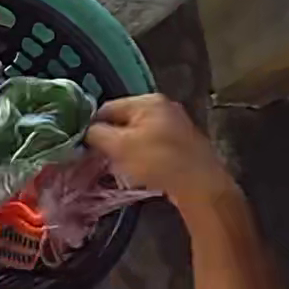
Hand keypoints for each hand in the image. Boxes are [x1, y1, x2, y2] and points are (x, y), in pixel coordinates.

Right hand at [86, 95, 233, 209]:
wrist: (202, 187)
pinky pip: (155, 144)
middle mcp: (164, 106)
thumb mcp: (118, 146)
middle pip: (125, 119)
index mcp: (147, 100)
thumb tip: (87, 131)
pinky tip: (142, 170)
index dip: (94, 126)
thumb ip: (96, 134)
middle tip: (103, 156)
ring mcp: (177, 124)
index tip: (87, 145)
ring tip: (121, 166)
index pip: (107, 107)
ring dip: (128, 148)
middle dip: (112, 137)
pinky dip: (145, 155)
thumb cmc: (157, 161)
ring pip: (139, 133)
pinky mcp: (185, 143)